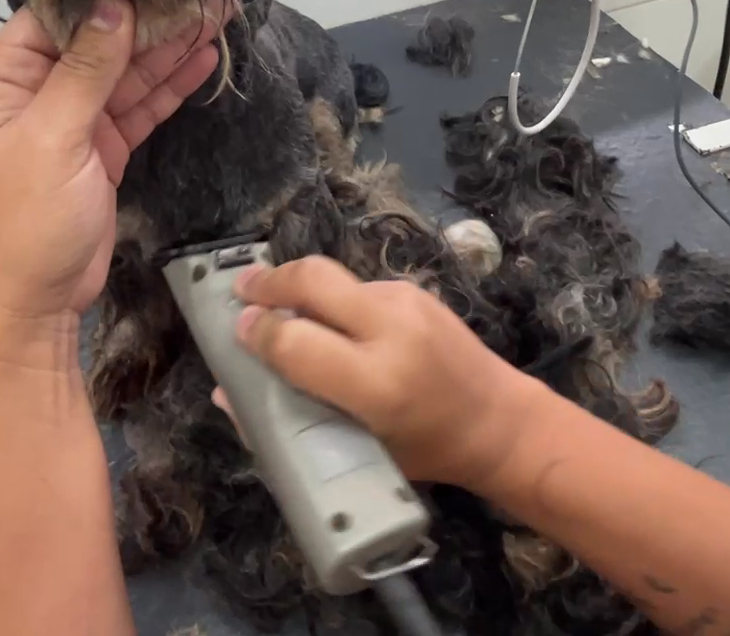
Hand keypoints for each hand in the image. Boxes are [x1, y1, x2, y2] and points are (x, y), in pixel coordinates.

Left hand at [0, 0, 225, 345]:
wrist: (29, 307)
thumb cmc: (20, 223)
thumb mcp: (51, 139)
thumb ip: (85, 70)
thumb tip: (113, 3)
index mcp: (5, 76)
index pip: (59, 14)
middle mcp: (38, 88)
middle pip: (103, 39)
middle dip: (153, 16)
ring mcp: (74, 119)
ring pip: (129, 72)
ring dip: (171, 48)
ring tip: (218, 15)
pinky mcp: (104, 147)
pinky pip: (141, 106)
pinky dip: (171, 86)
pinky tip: (203, 59)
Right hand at [230, 257, 546, 490]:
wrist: (500, 420)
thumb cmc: (427, 450)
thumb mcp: (357, 450)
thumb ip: (290, 420)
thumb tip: (228, 394)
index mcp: (376, 383)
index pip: (297, 342)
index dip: (259, 333)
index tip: (237, 329)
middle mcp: (391, 329)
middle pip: (314, 279)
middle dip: (269, 280)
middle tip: (242, 289)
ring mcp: (406, 300)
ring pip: (334, 278)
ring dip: (301, 289)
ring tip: (279, 305)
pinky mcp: (414, 288)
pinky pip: (357, 286)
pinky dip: (334, 300)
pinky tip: (331, 322)